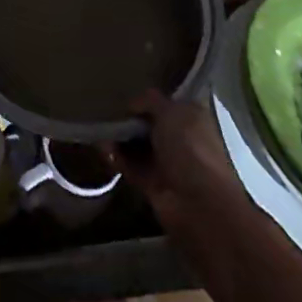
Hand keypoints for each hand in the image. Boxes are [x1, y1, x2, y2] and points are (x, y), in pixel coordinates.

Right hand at [115, 89, 241, 226]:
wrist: (199, 203)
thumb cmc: (190, 147)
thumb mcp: (170, 111)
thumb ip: (149, 100)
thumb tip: (132, 104)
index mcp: (192, 119)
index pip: (168, 105)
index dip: (149, 101)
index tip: (128, 98)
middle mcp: (181, 140)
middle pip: (150, 126)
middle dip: (130, 121)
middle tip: (110, 115)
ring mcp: (168, 164)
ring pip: (138, 147)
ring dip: (120, 140)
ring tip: (101, 133)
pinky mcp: (153, 185)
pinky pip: (131, 166)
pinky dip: (116, 158)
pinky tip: (103, 149)